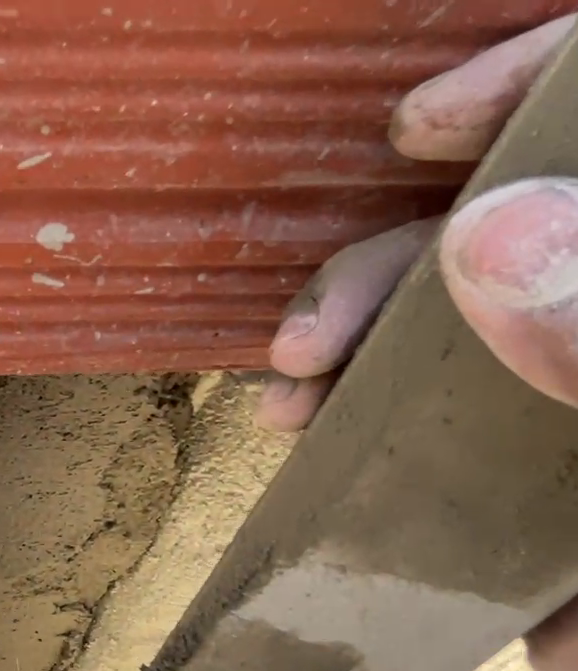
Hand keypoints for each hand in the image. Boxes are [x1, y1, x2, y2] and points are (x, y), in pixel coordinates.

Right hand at [256, 14, 577, 670]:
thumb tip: (496, 231)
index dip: (543, 80)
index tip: (420, 131)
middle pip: (516, 206)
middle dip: (391, 258)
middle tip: (309, 336)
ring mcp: (553, 357)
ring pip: (438, 288)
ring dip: (340, 325)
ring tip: (283, 392)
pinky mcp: (489, 425)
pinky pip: (394, 373)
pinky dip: (328, 386)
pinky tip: (289, 416)